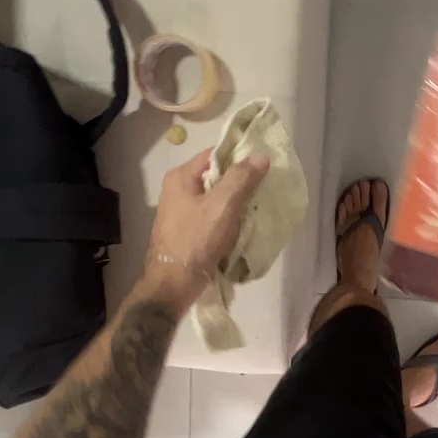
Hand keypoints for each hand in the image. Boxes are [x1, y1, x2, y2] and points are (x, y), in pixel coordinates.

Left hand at [145, 149, 269, 308]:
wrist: (175, 282)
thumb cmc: (197, 238)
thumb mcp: (222, 204)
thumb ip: (242, 178)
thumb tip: (261, 155)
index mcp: (181, 177)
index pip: (215, 155)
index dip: (239, 158)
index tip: (262, 167)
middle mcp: (177, 190)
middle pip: (215, 177)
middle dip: (239, 184)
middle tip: (263, 190)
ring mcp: (180, 212)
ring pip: (215, 199)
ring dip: (235, 204)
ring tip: (255, 210)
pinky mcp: (186, 231)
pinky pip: (211, 217)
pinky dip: (226, 220)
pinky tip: (241, 228)